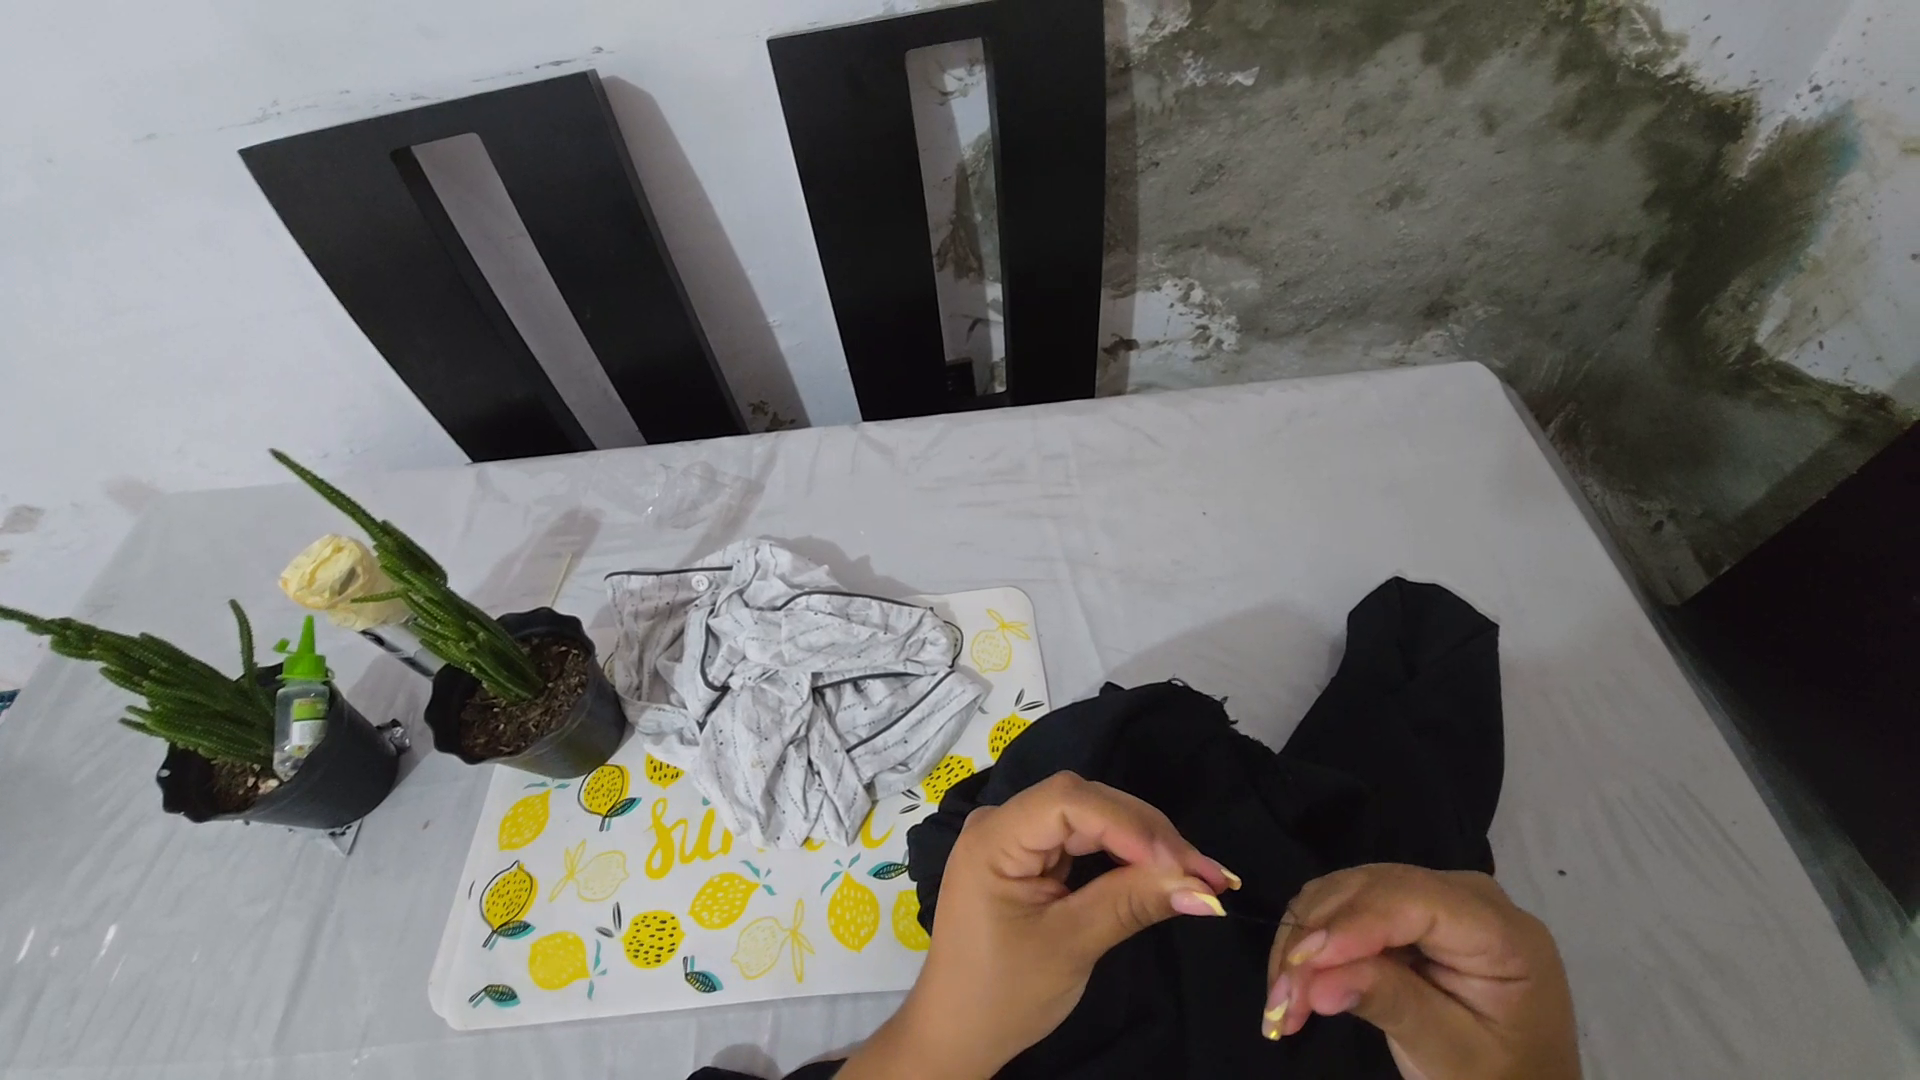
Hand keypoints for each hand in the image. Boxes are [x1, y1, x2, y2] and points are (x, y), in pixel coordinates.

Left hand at [839, 772, 1234, 1079]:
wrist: (958, 1031)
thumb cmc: (1003, 994)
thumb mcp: (1070, 947)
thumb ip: (1131, 903)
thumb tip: (1204, 886)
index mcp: (993, 836)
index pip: (1068, 800)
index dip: (1128, 821)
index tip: (1182, 863)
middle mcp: (1001, 822)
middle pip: (1082, 802)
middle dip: (1145, 832)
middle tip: (1206, 872)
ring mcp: (1015, 836)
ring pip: (1088, 817)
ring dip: (1141, 841)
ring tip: (1193, 873)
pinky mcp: (1030, 855)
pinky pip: (1082, 839)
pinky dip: (1122, 854)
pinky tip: (1158, 870)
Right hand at [1264, 864, 1579, 1079]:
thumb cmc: (1500, 1078)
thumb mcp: (1453, 1054)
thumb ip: (1391, 1005)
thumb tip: (1313, 982)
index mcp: (1501, 930)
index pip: (1412, 901)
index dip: (1351, 924)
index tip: (1302, 964)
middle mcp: (1462, 893)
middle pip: (1368, 890)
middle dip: (1315, 939)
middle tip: (1280, 998)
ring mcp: (1429, 893)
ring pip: (1343, 892)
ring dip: (1303, 940)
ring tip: (1281, 998)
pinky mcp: (1399, 905)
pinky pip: (1340, 905)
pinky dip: (1310, 940)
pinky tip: (1294, 978)